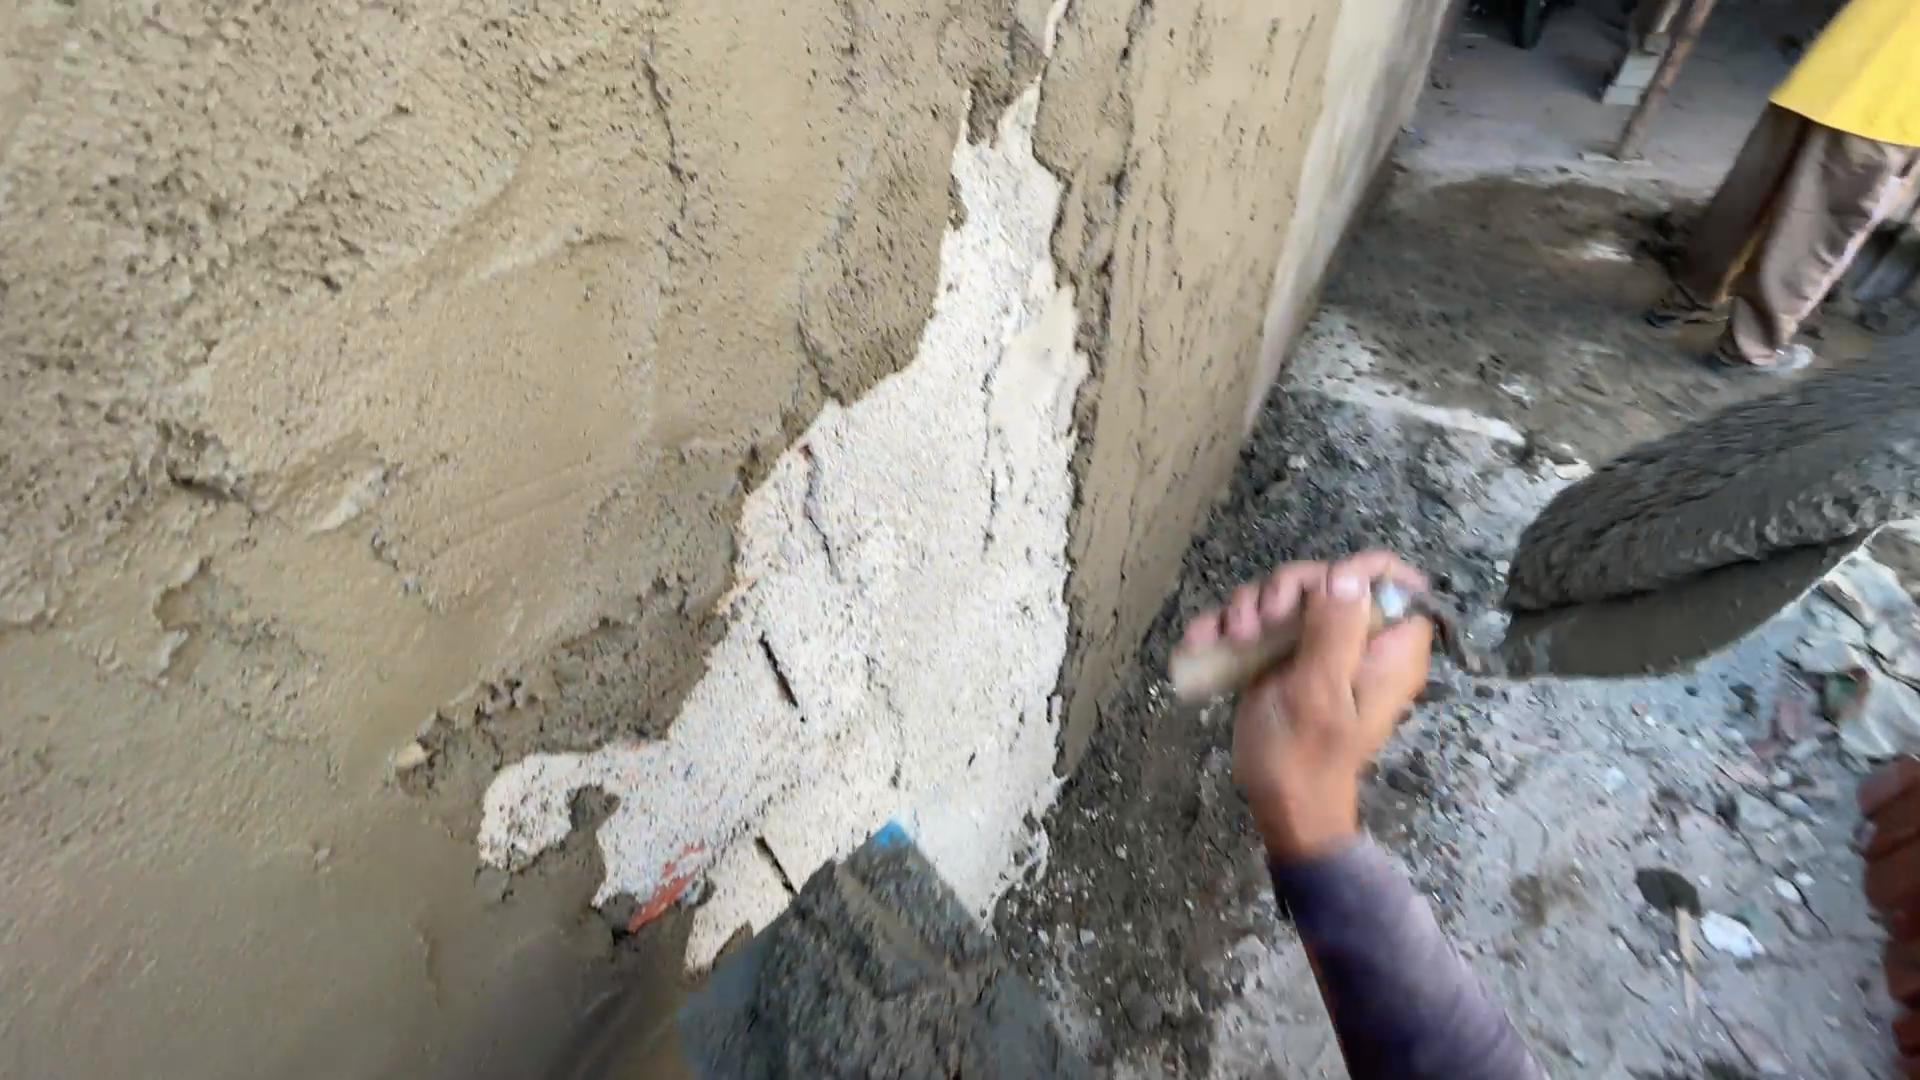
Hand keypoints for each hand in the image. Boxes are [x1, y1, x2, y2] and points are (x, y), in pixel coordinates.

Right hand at [1182, 551, 1433, 859]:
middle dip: (1282, 591)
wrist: (1280, 799)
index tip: (1312, 592)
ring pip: (1280, 596)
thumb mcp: (1322, 691)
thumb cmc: (1308, 753)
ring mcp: (1313, 645)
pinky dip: (1224, 626)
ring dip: (1246, 608)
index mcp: (1385, 647)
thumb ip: (1337, 631)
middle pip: (1322, 579)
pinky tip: (1200, 641)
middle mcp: (1353, 638)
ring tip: (1232, 638)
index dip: (1350, 573)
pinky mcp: (1278, 655)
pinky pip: (1251, 622)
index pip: (1388, 583)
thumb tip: (1345, 574)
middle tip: (1261, 621)